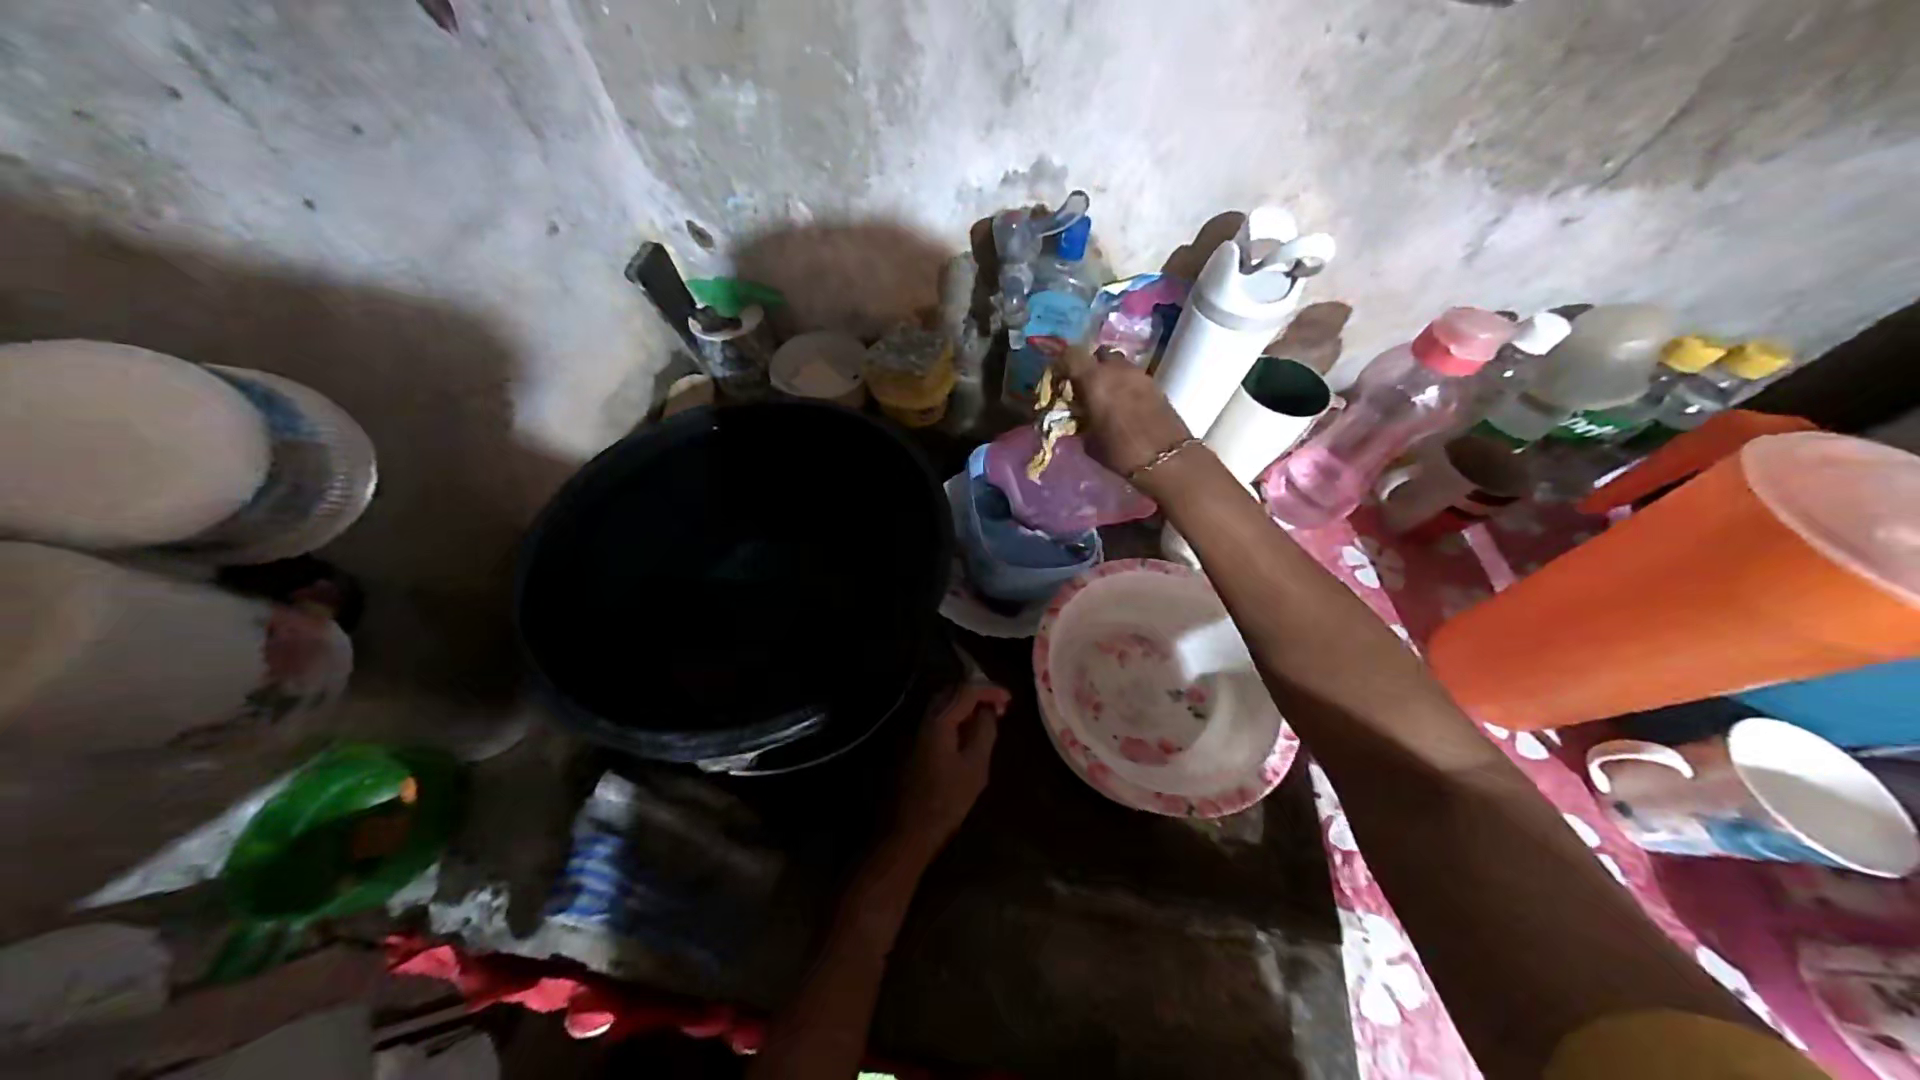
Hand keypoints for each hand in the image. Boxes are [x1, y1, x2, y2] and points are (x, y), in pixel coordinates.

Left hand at [890, 686, 1006, 857]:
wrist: (910, 828)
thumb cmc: (947, 800)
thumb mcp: (976, 766)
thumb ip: (984, 731)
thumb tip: (989, 710)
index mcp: (939, 721)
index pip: (966, 690)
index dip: (990, 690)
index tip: (1009, 699)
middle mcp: (924, 719)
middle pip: (952, 692)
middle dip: (978, 694)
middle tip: (1000, 706)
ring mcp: (917, 731)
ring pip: (944, 705)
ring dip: (967, 705)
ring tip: (989, 717)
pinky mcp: (916, 744)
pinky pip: (939, 719)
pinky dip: (957, 717)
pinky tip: (970, 731)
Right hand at [1061, 344, 1192, 480]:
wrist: (1168, 459)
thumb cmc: (1121, 452)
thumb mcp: (1089, 441)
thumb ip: (1079, 420)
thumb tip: (1076, 415)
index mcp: (1095, 379)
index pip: (1071, 353)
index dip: (1061, 361)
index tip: (1057, 376)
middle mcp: (1117, 369)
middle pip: (1097, 354)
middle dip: (1088, 367)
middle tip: (1082, 388)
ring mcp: (1139, 374)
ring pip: (1117, 364)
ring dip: (1108, 375)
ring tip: (1104, 397)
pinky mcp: (1155, 384)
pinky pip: (1132, 376)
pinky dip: (1123, 384)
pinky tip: (1122, 405)